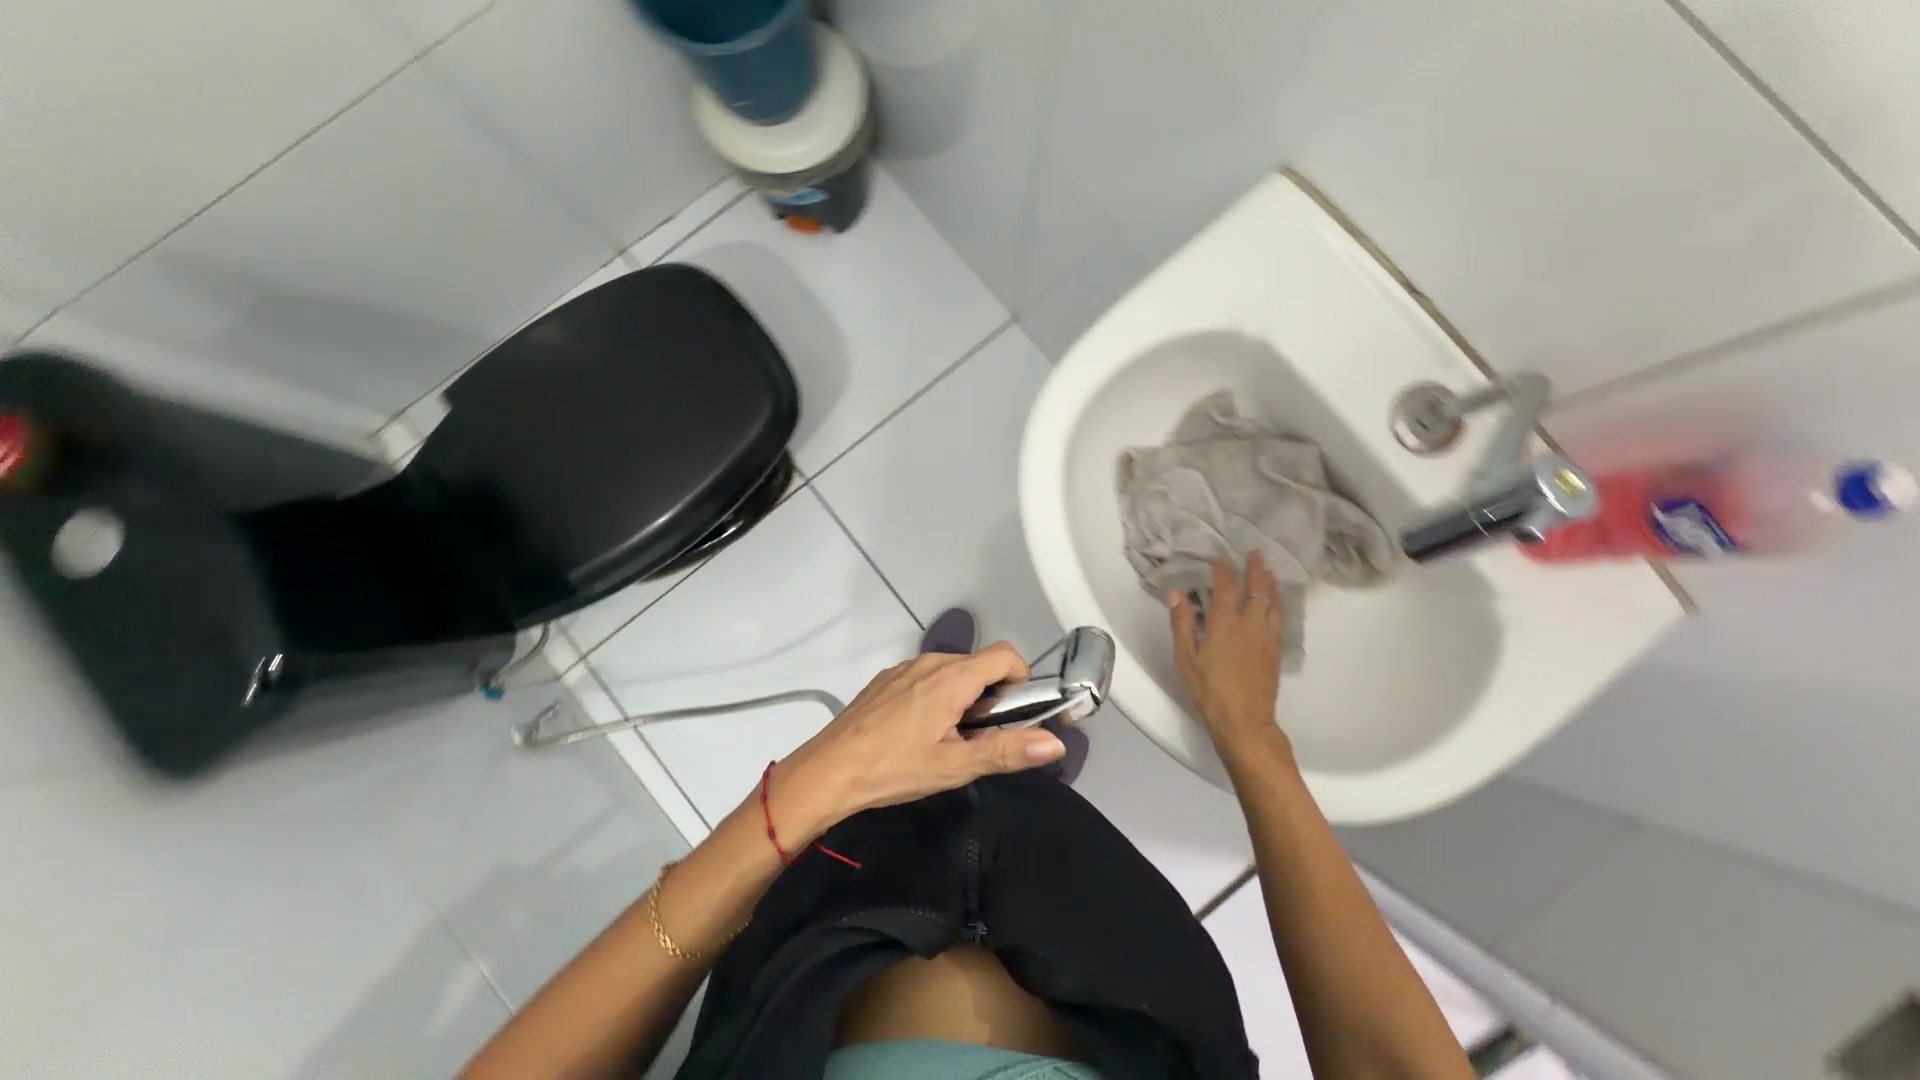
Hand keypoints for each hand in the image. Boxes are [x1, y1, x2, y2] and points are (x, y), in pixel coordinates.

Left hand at [769, 643, 1067, 840]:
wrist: (827, 771)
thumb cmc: (894, 768)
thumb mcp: (955, 766)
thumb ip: (1007, 750)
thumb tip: (1055, 742)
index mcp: (952, 678)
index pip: (1005, 655)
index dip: (1021, 681)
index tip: (1014, 716)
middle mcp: (930, 662)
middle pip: (979, 665)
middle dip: (992, 696)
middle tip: (981, 739)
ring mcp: (904, 669)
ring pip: (951, 672)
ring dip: (964, 698)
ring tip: (948, 741)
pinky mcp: (885, 681)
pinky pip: (925, 679)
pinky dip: (937, 698)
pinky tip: (918, 735)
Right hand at [1169, 554, 1289, 765]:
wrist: (1245, 721)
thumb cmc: (1209, 691)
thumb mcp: (1186, 658)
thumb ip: (1182, 624)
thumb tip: (1178, 594)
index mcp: (1226, 623)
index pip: (1226, 586)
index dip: (1223, 570)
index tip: (1218, 561)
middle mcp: (1251, 624)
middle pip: (1258, 588)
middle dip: (1256, 569)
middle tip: (1256, 554)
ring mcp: (1267, 637)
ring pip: (1274, 602)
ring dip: (1271, 584)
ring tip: (1269, 573)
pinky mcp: (1276, 650)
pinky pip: (1279, 617)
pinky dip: (1277, 603)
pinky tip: (1274, 605)